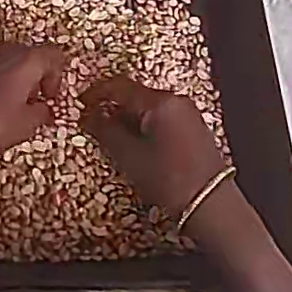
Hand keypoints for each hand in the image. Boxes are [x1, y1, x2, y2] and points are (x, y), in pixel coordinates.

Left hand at [0, 43, 67, 172]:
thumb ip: (43, 112)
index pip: (54, 55)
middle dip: (37, 76)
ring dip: (15, 77)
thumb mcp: (27, 125)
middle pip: (30, 55)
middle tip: (35, 102)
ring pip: (8, 59)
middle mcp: (4, 50)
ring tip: (11, 105)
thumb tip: (43, 109)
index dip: (57, 76)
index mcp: (26, 60)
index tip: (50, 97)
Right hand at [79, 76, 228, 216]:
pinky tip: (134, 144)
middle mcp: (176, 101)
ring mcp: (188, 115)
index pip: (121, 86)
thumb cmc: (168, 179)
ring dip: (127, 119)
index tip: (80, 102)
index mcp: (160, 102)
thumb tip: (89, 116)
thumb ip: (106, 131)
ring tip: (109, 137)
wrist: (211, 205)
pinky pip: (161, 118)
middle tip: (91, 122)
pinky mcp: (193, 129)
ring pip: (148, 108)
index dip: (97, 92)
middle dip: (112, 107)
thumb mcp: (130, 156)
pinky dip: (143, 126)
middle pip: (136, 96)